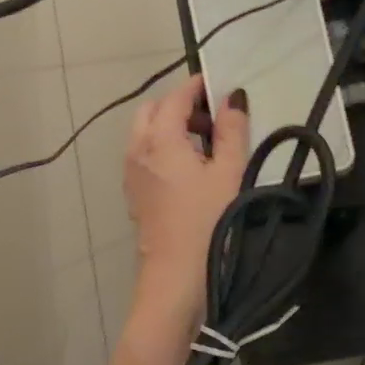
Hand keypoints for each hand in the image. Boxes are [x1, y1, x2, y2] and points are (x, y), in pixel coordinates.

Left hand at [123, 74, 248, 330]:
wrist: (176, 276)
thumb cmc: (208, 222)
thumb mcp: (229, 173)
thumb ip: (231, 131)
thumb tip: (232, 99)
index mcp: (160, 138)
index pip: (176, 97)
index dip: (199, 87)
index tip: (221, 87)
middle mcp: (138, 149)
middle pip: (154, 110)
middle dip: (181, 105)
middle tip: (214, 119)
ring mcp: (131, 172)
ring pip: (146, 132)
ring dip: (171, 127)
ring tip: (207, 145)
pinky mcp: (134, 193)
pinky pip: (145, 154)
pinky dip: (163, 148)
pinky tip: (190, 169)